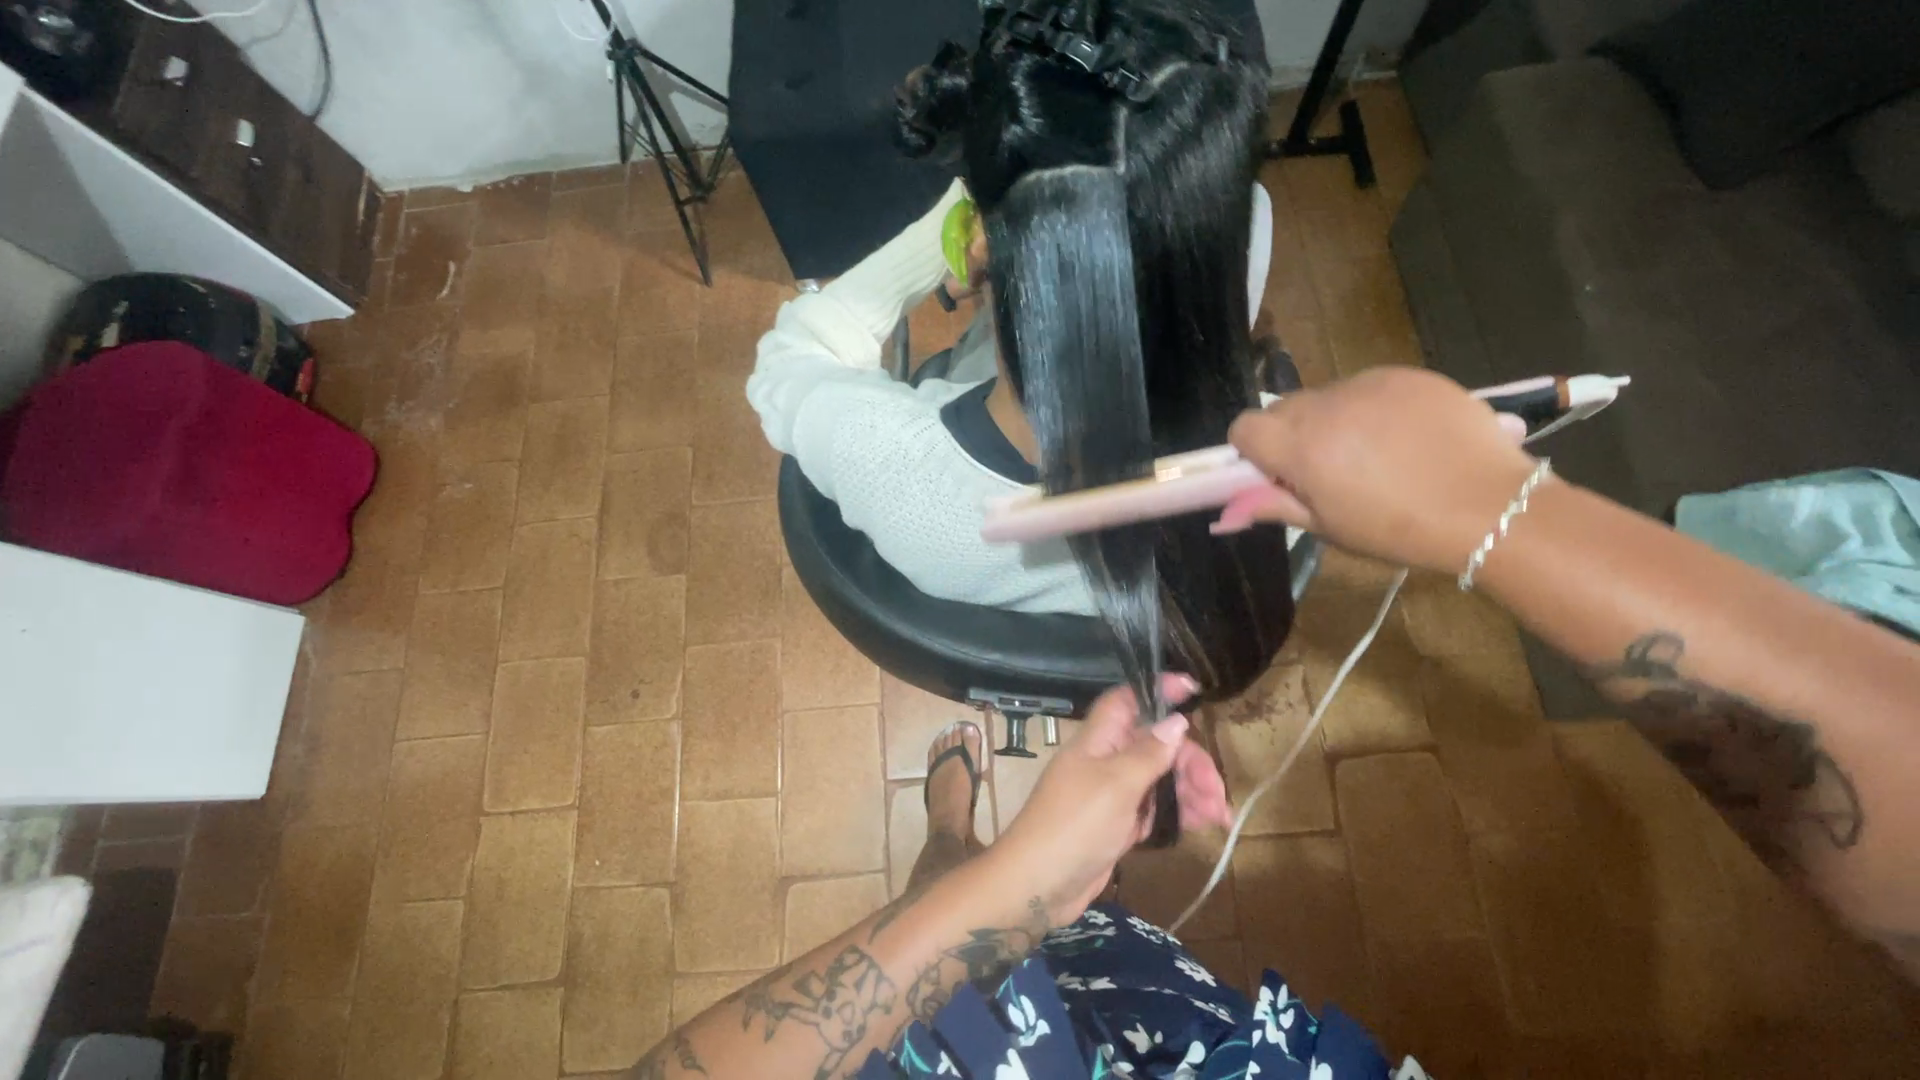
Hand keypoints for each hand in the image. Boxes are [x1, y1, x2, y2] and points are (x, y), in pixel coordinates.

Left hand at [988, 676, 1230, 923]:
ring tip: (1220, 816)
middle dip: (1189, 761)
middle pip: (1154, 744)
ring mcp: (1111, 794)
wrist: (1038, 885)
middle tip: (1217, 790)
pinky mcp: (1117, 825)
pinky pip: (1154, 809)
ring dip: (1191, 791)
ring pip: (1159, 779)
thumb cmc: (1074, 825)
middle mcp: (1104, 761)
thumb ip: (1149, 752)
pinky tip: (1206, 824)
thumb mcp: (1117, 784)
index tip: (1193, 690)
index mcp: (1097, 740)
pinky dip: (1180, 814)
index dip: (1157, 691)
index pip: (1127, 701)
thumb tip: (1175, 720)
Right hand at [1217, 368, 1539, 574]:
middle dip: (1291, 435)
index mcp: (1300, 446)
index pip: (1243, 428)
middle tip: (1326, 470)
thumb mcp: (1330, 527)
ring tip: (1374, 455)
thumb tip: (1231, 508)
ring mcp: (1368, 384)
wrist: (1490, 507)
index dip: (1251, 451)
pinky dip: (1373, 408)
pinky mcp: (1407, 375)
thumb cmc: (1398, 529)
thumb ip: (1277, 506)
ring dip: (1332, 420)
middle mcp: (1325, 405)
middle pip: (1283, 409)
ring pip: (1326, 396)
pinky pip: (1369, 387)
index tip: (1276, 474)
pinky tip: (1405, 438)